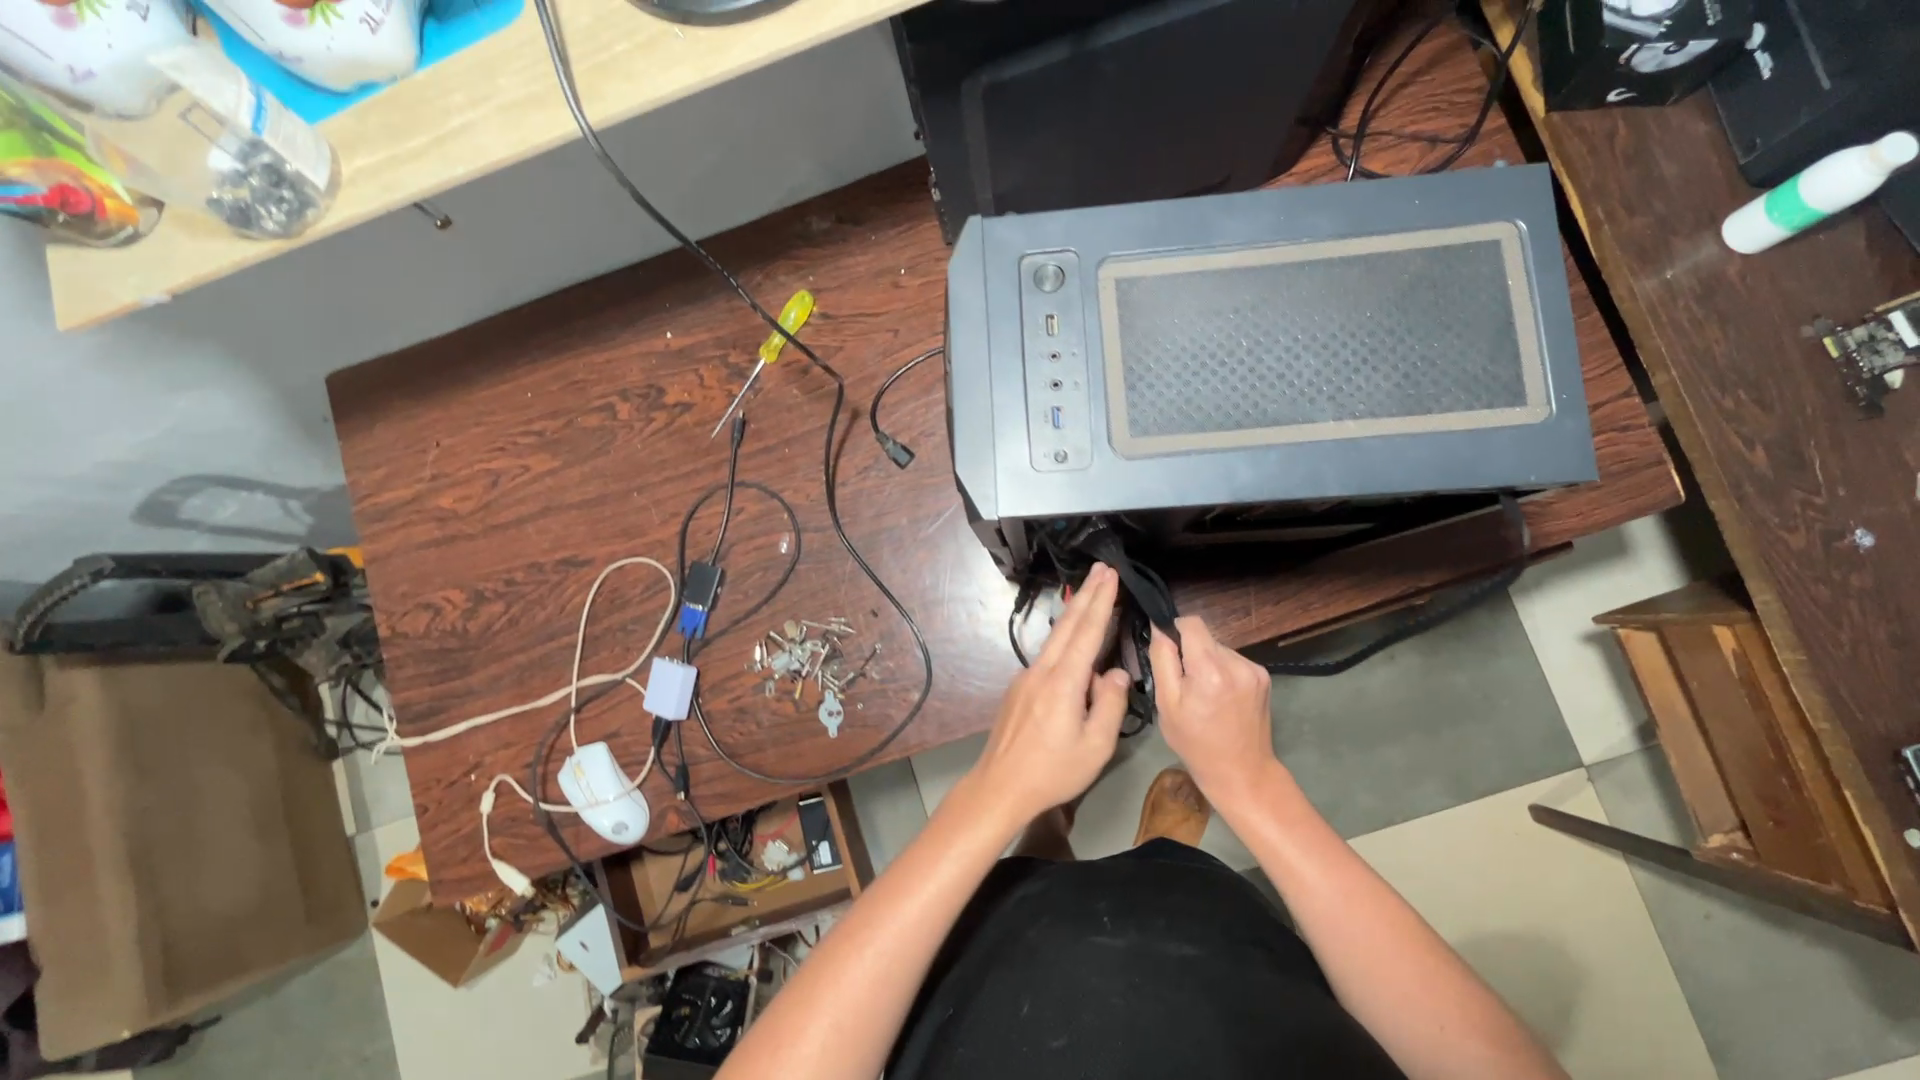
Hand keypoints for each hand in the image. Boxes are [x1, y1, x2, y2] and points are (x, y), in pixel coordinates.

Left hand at [967, 563, 1131, 823]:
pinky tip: (1076, 653)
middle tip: (1102, 568)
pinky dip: (1064, 645)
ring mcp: (1025, 679)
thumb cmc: (1052, 771)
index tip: (1111, 575)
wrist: (1000, 786)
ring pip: (1055, 641)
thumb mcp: (1095, 746)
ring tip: (1092, 597)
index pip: (1087, 632)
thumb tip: (1115, 673)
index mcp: (1063, 682)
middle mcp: (1040, 671)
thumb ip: (1109, 704)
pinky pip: (1047, 660)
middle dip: (1087, 595)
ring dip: (1075, 617)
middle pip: (1067, 626)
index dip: (1101, 602)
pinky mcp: (1018, 690)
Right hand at [1149, 616, 1279, 803]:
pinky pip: (1234, 662)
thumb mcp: (1166, 705)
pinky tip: (1221, 697)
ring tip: (1204, 694)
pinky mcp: (1264, 677)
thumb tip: (1159, 628)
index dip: (1175, 629)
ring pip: (1220, 649)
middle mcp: (1237, 663)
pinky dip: (1224, 672)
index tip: (1167, 650)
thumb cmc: (1196, 743)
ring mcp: (1254, 669)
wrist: (1241, 771)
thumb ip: (1163, 660)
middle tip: (1184, 685)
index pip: (1191, 623)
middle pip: (1205, 637)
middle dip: (1191, 653)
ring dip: (1208, 663)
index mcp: (1210, 669)